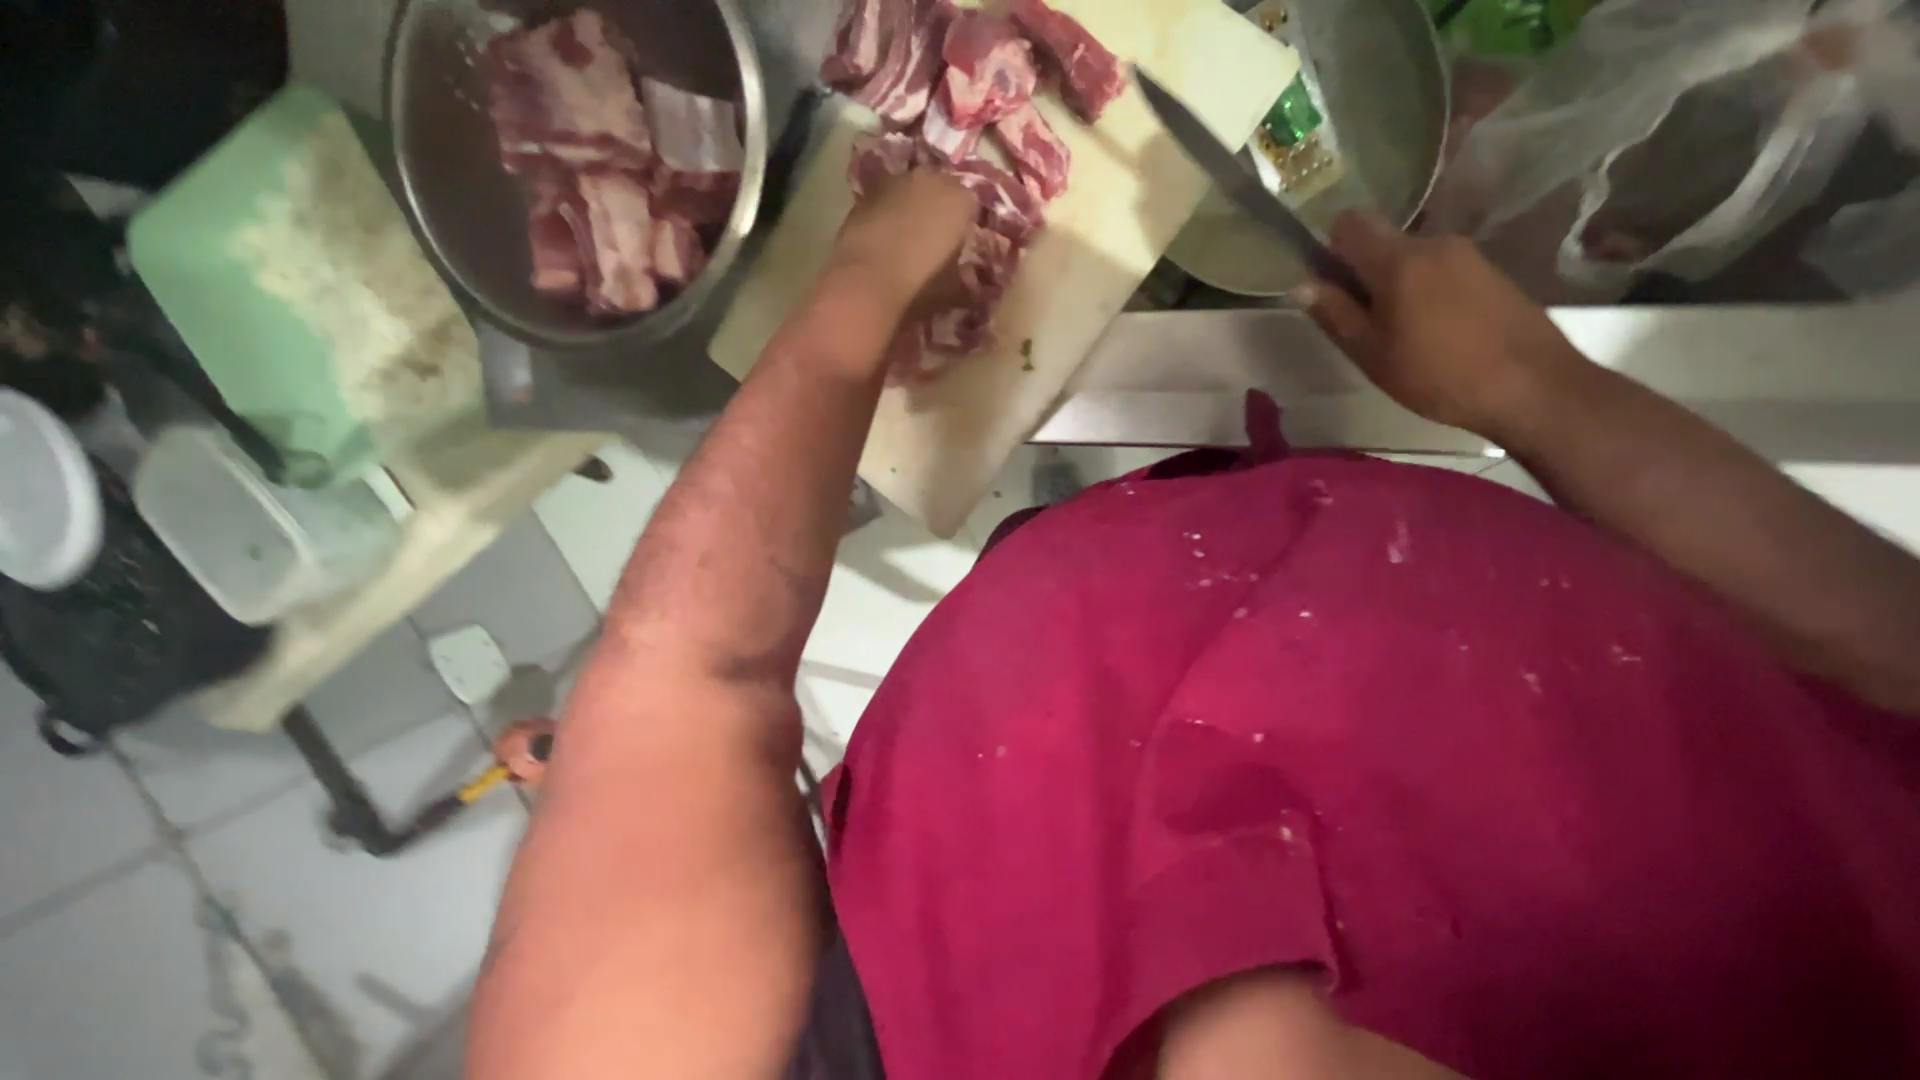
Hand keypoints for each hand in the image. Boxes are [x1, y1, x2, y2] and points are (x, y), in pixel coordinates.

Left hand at [828, 168, 975, 312]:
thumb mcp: (953, 288)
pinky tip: (881, 238)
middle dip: (937, 209)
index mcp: (960, 199)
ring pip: (909, 191)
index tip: (957, 244)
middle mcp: (930, 180)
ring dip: (909, 207)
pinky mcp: (865, 193)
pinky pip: (884, 200)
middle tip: (932, 239)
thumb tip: (965, 276)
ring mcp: (895, 181)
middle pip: (939, 189)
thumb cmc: (921, 283)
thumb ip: (963, 277)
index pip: (970, 205)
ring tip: (904, 238)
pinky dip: (886, 213)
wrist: (865, 280)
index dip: (963, 224)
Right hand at [1299, 212, 1591, 439]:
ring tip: (1401, 333)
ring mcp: (1468, 255)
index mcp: (1398, 259)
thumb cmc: (1438, 375)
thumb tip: (1302, 284)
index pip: (1350, 223)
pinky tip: (1435, 332)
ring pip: (1413, 258)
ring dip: (1397, 285)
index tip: (1329, 284)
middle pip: (1383, 242)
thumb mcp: (1372, 354)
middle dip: (1364, 272)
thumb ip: (1335, 314)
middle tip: (1362, 322)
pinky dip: (1426, 292)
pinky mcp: (1492, 272)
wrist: (1533, 386)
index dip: (1331, 247)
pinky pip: (1441, 270)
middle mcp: (1434, 243)